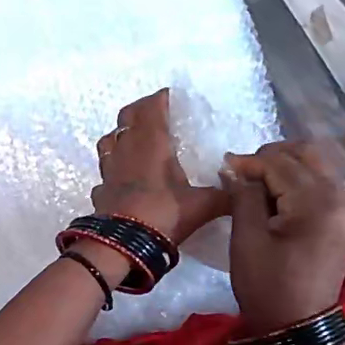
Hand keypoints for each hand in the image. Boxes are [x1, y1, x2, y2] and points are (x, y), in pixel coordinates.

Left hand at [92, 89, 227, 244]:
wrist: (123, 246)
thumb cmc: (163, 215)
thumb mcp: (203, 205)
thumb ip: (225, 195)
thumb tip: (244, 189)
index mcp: (151, 143)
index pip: (151, 107)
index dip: (160, 99)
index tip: (171, 98)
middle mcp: (126, 150)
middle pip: (126, 117)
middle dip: (139, 112)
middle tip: (154, 115)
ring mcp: (108, 170)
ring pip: (108, 141)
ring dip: (120, 137)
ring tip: (135, 143)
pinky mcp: (100, 191)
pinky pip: (105, 174)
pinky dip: (113, 172)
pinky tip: (122, 181)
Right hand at [223, 141, 344, 334]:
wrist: (298, 326)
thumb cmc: (266, 286)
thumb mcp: (247, 240)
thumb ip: (243, 197)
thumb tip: (234, 169)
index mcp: (319, 202)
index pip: (281, 164)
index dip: (249, 162)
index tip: (222, 166)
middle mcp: (343, 196)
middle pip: (306, 155)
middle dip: (270, 158)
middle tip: (240, 173)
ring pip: (316, 167)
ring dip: (284, 168)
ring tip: (255, 185)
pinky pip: (322, 184)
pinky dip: (297, 183)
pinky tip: (276, 198)